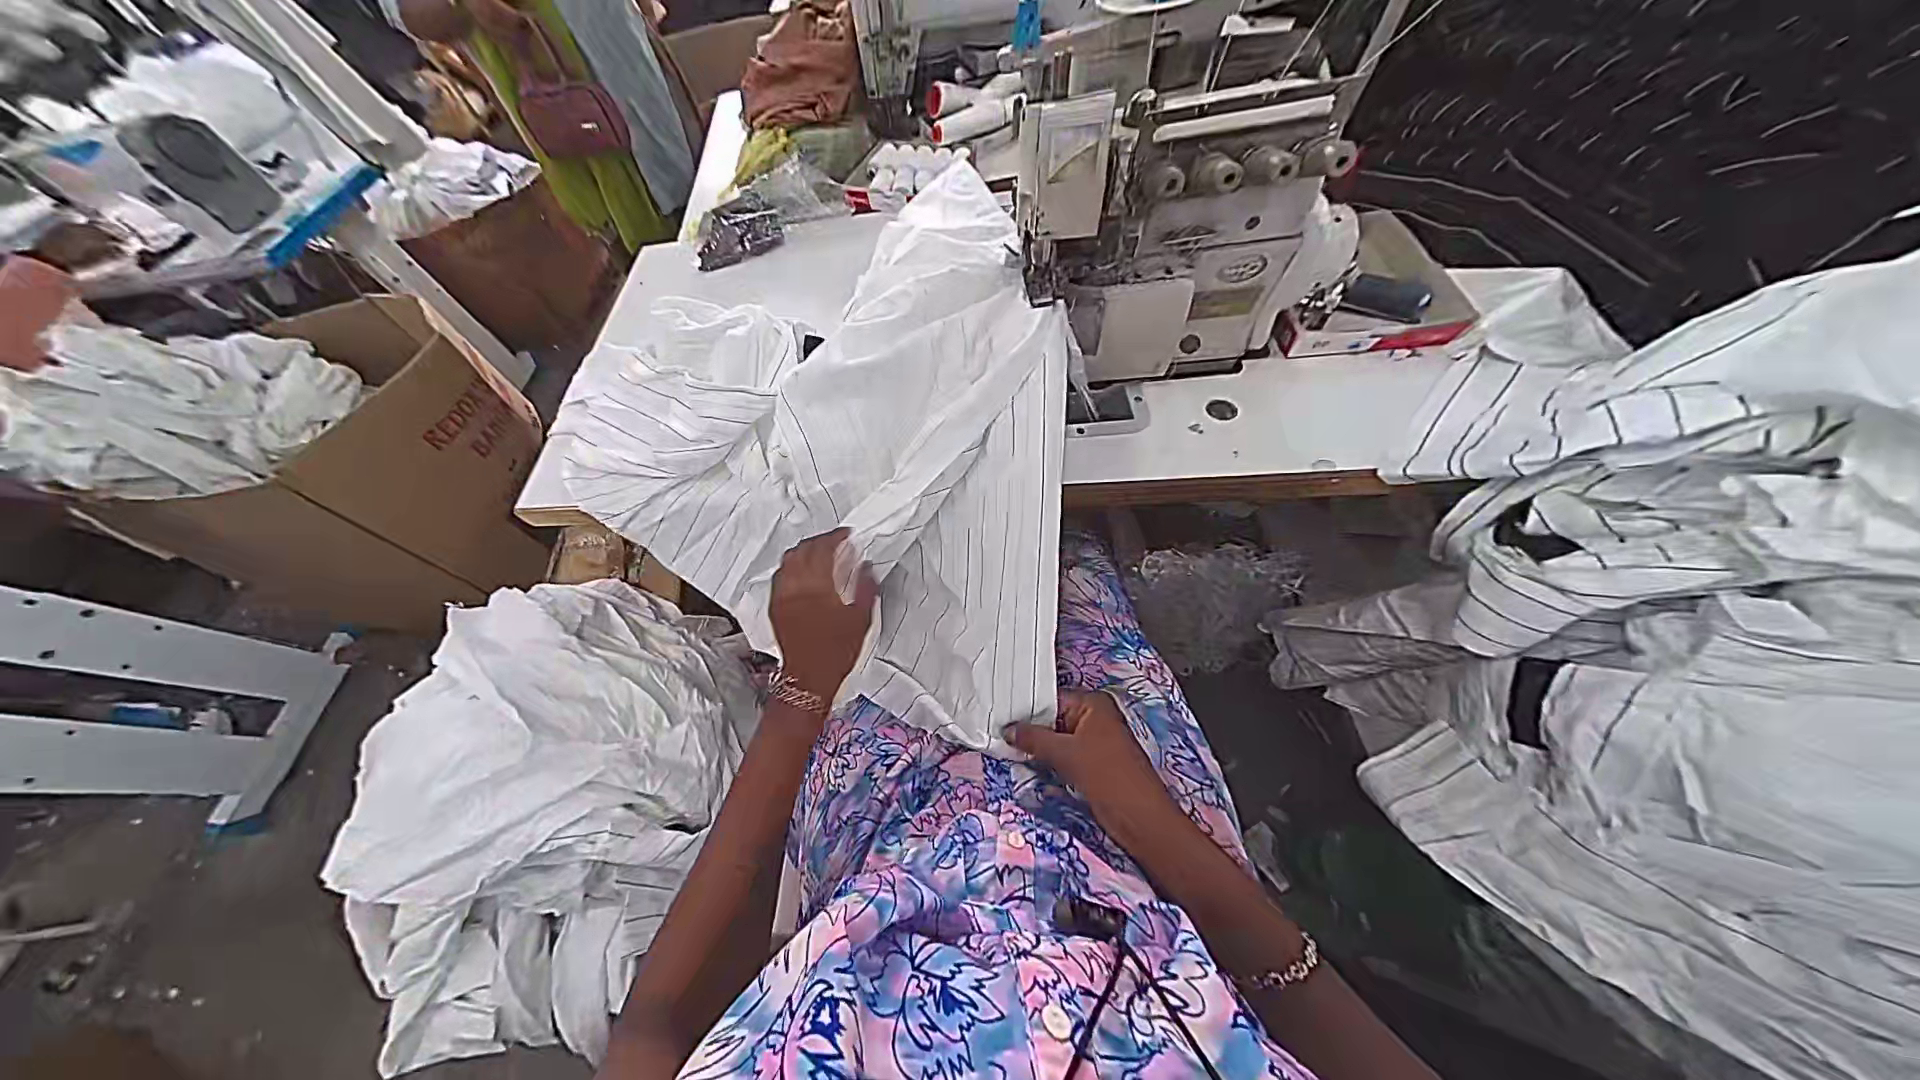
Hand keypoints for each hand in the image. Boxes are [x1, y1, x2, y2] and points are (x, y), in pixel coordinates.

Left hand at [769, 528, 877, 698]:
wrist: (809, 678)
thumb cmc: (835, 653)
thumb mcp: (861, 619)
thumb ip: (865, 587)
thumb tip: (866, 567)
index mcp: (818, 587)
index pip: (824, 548)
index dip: (836, 537)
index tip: (846, 535)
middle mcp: (796, 588)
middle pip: (803, 550)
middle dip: (820, 540)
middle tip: (834, 541)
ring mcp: (782, 597)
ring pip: (788, 560)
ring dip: (804, 550)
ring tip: (818, 551)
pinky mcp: (775, 607)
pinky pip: (779, 576)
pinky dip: (791, 566)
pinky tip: (801, 571)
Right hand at [1004, 690, 1178, 839]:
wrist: (1141, 819)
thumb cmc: (1111, 777)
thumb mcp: (1066, 754)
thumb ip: (1034, 739)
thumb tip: (1010, 730)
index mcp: (1094, 704)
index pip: (1051, 698)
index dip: (1027, 709)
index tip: (1002, 718)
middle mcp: (1095, 718)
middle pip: (1053, 719)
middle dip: (1031, 730)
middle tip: (1002, 735)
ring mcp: (1094, 742)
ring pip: (1057, 740)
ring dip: (1039, 748)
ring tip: (1011, 750)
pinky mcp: (1092, 764)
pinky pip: (1063, 756)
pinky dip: (1049, 761)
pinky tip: (1030, 765)